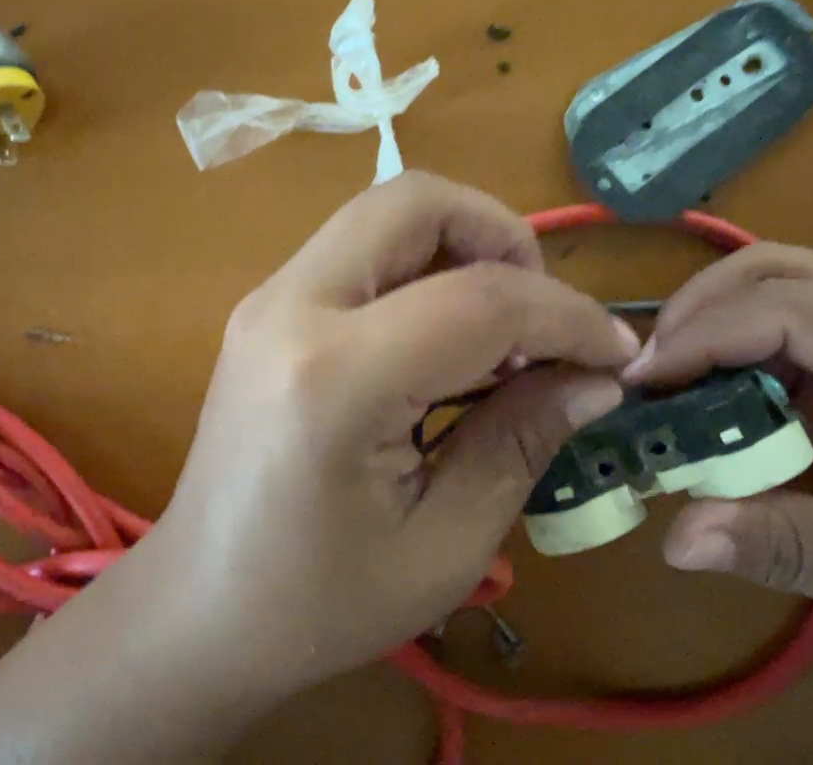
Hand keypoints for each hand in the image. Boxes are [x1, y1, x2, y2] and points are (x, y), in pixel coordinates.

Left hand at [140, 172, 639, 691]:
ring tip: (501, 334)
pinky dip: (420, 268)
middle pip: (414, 201)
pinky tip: (446, 342)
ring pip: (384, 214)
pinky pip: (360, 249)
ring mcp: (268, 298)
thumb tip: (597, 376)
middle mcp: (291, 307)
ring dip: (460, 247)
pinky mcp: (266, 307)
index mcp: (334, 377)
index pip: (478, 299)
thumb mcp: (444, 544)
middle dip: (501, 236)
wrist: (197, 610)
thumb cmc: (318, 603)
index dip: (565, 317)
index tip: (615, 354)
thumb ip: (522, 440)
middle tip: (540, 315)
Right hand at [624, 244, 812, 684]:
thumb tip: (676, 540)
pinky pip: (797, 322)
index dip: (708, 333)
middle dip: (701, 309)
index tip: (639, 380)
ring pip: (787, 281)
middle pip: (787, 269)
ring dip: (715, 317)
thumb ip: (792, 547)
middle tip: (643, 370)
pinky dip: (741, 343)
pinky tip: (712, 386)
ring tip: (664, 374)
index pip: (799, 309)